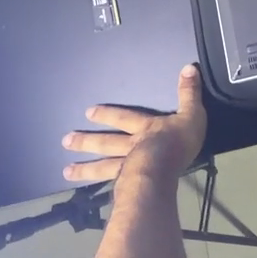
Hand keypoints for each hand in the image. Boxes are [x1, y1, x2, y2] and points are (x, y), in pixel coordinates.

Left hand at [62, 63, 206, 187]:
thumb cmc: (178, 141)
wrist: (164, 169)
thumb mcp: (191, 112)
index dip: (108, 114)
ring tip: (66, 171)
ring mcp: (128, 166)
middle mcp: (132, 146)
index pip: (125, 117)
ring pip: (104, 165)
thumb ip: (189, 92)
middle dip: (87, 141)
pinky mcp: (127, 185)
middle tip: (65, 141)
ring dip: (85, 169)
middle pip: (107, 142)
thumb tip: (188, 67)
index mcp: (146, 128)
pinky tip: (88, 190)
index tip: (88, 112)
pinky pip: (110, 184)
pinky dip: (99, 186)